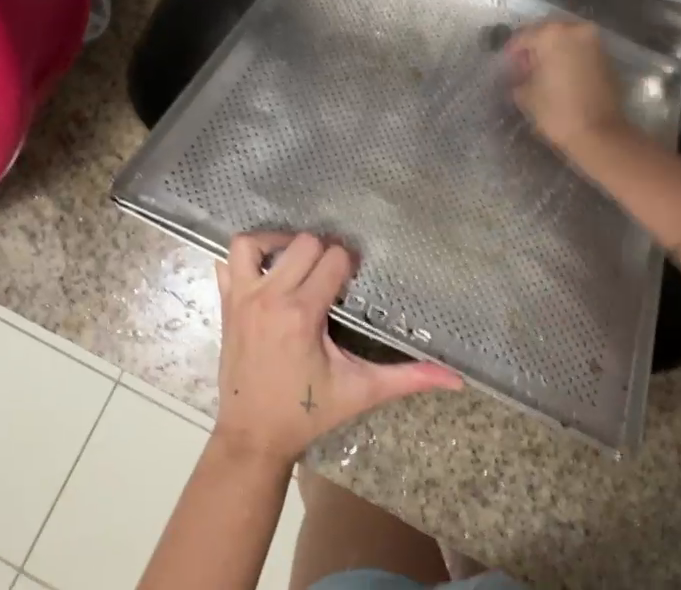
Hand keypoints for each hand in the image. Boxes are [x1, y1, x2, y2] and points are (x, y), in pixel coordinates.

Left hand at [212, 231, 462, 469]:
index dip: (348, 266)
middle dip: (322, 254)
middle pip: (302, 243)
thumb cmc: (307, 413)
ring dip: (278, 244)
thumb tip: (455, 379)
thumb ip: (407, 378)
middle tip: (332, 276)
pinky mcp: (225, 305)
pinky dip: (244, 259)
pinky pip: (226, 262)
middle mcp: (268, 297)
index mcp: (302, 313)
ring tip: (297, 261)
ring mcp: (241, 298)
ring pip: (254, 243)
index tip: (353, 284)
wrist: (253, 437)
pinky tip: (265, 271)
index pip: (333, 260)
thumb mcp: (360, 392)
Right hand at [506, 20, 633, 157]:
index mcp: (551, 34)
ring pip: (565, 40)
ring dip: (551, 52)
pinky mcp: (606, 56)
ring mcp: (594, 41)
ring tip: (541, 73)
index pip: (522, 36)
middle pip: (545, 33)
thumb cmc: (556, 111)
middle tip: (523, 68)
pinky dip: (568, 58)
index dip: (511, 52)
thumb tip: (519, 73)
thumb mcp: (525, 94)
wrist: (599, 133)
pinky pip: (579, 50)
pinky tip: (559, 76)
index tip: (506, 66)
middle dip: (533, 48)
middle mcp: (575, 30)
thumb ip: (518, 76)